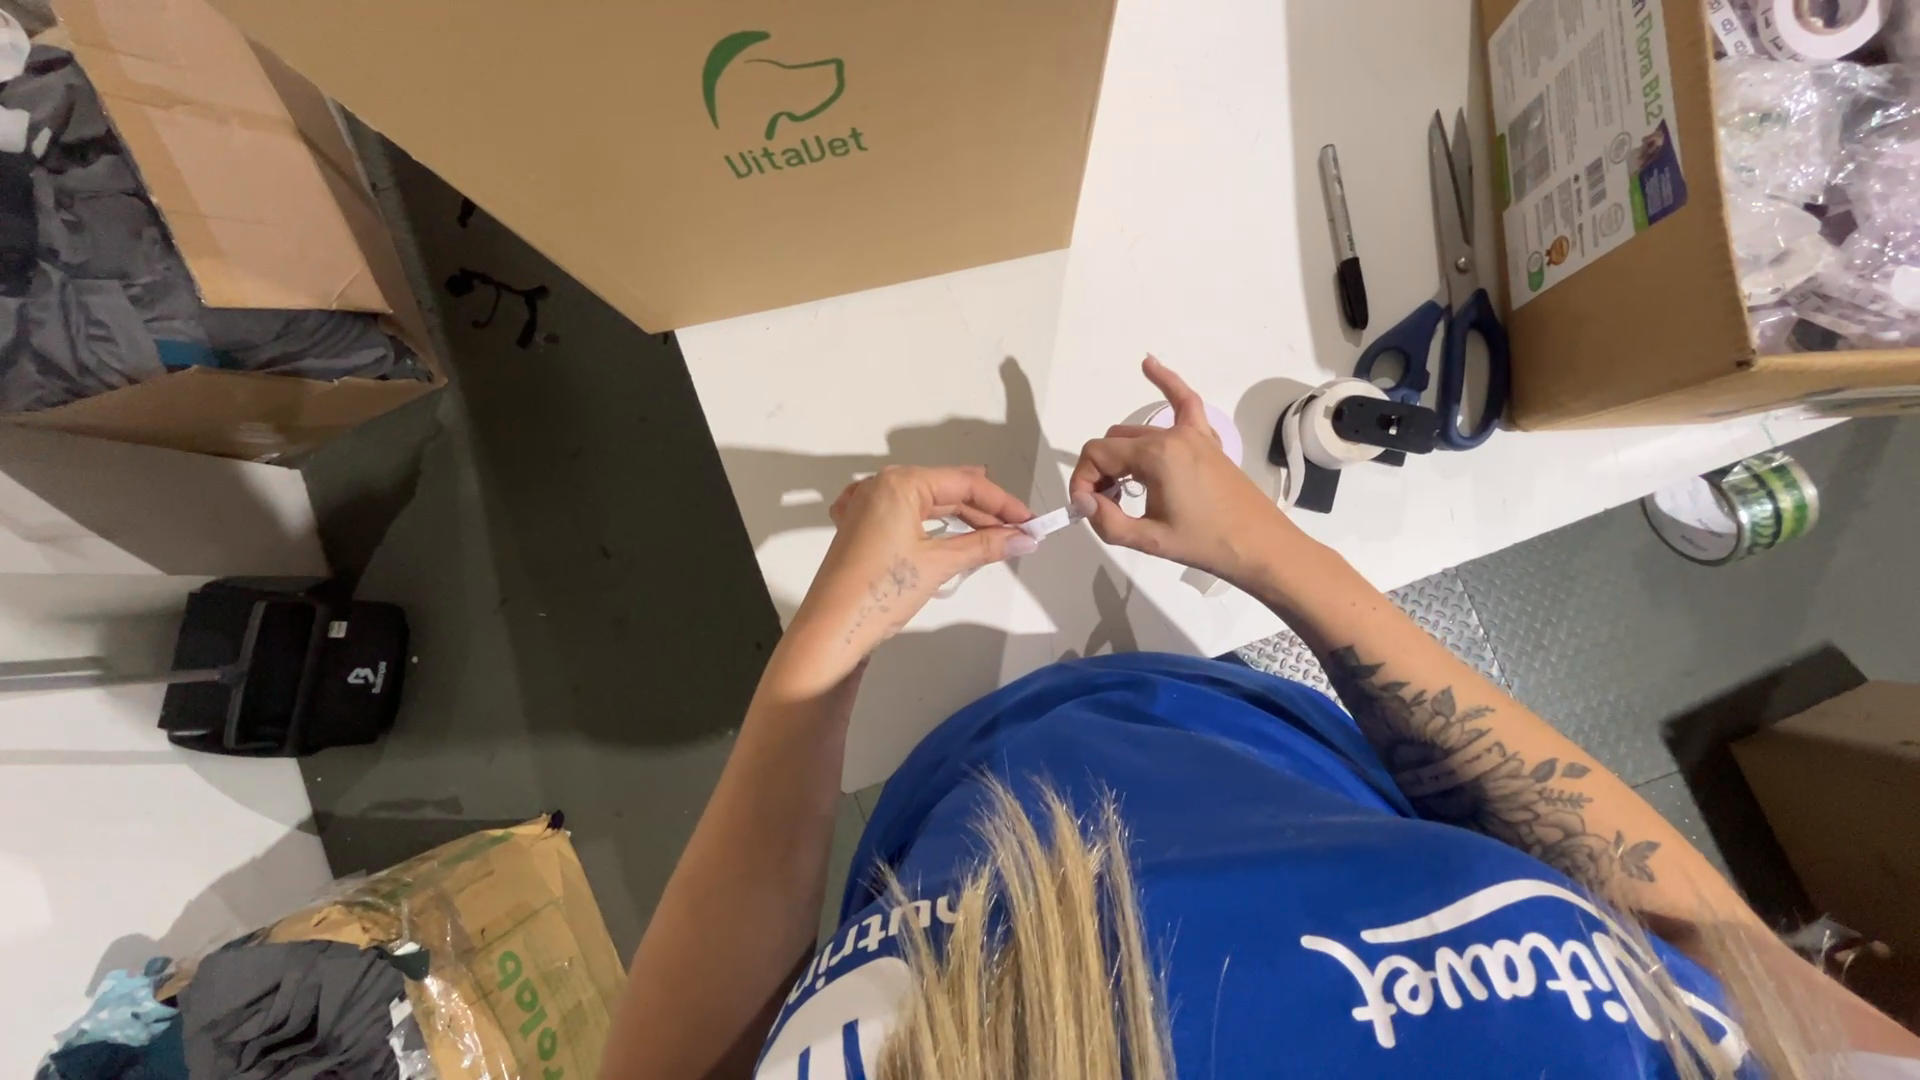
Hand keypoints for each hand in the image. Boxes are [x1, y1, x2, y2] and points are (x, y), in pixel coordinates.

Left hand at [784, 466, 1034, 679]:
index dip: (1003, 503)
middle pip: (947, 490)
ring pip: (928, 504)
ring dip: (962, 520)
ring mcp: (868, 505)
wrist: (831, 628)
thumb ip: (985, 546)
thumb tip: (1025, 539)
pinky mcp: (862, 527)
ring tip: (995, 538)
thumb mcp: (939, 563)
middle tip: (1018, 532)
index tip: (1031, 522)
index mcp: (901, 482)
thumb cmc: (883, 589)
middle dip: (985, 511)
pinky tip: (952, 535)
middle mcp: (882, 484)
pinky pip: (908, 516)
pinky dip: (934, 526)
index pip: (965, 483)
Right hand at [1069, 356, 1302, 585]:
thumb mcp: (1148, 540)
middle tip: (1107, 508)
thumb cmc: (1205, 544)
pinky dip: (1166, 382)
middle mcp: (1172, 435)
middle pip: (1113, 442)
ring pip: (1137, 432)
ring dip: (1120, 456)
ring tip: (1122, 493)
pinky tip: (1148, 363)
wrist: (1260, 546)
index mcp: (1156, 455)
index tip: (1088, 509)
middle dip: (1100, 472)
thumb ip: (1106, 521)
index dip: (1082, 480)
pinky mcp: (1207, 441)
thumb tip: (1084, 501)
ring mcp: (1193, 434)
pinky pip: (1185, 401)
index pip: (1096, 453)